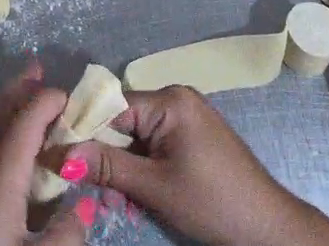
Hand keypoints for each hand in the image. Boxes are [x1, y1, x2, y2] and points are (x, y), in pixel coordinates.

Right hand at [52, 85, 328, 245]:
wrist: (269, 229)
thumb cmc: (213, 202)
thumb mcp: (155, 186)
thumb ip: (106, 166)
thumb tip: (59, 154)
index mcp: (169, 100)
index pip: (111, 107)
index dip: (85, 132)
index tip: (59, 155)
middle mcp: (176, 99)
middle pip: (122, 122)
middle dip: (106, 156)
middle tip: (92, 190)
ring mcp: (186, 118)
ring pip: (136, 138)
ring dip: (123, 167)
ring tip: (117, 201)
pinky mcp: (192, 138)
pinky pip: (153, 145)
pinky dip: (141, 168)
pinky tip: (137, 195)